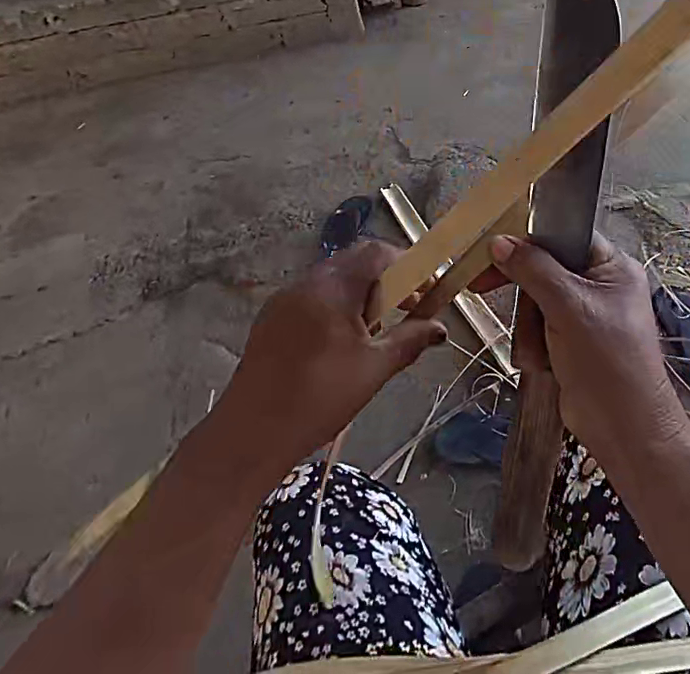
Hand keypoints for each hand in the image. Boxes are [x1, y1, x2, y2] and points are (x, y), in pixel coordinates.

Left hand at [212, 241, 448, 474]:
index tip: (427, 290)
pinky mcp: (272, 317)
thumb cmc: (318, 399)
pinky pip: (314, 296)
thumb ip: (410, 340)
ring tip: (379, 329)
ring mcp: (285, 298)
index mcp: (333, 289)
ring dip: (363, 292)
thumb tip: (441, 329)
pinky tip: (344, 339)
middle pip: (355, 260)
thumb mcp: (373, 369)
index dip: (409, 265)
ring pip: (334, 278)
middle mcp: (307, 283)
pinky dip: (338, 304)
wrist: (249, 436)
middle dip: (388, 278)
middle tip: (409, 307)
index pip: (377, 253)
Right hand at [475, 233, 688, 458]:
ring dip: (530, 328)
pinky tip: (544, 363)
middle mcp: (600, 285)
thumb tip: (499, 242)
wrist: (625, 430)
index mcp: (612, 266)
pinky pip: (538, 328)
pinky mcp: (571, 340)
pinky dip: (535, 345)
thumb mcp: (568, 307)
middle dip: (527, 295)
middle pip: (544, 269)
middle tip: (482, 288)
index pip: (565, 236)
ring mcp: (585, 314)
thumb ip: (533, 270)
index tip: (494, 249)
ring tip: (542, 351)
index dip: (530, 240)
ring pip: (536, 301)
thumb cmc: (606, 360)